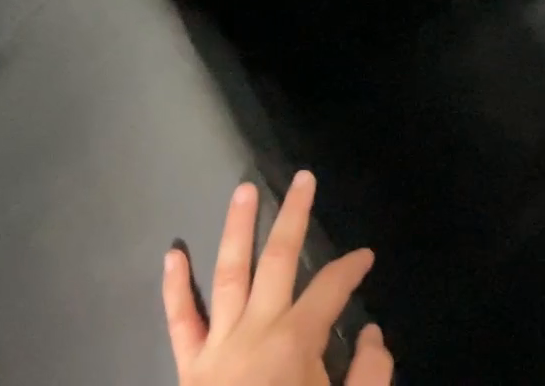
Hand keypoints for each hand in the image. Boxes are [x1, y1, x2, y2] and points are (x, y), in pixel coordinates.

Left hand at [163, 171, 393, 385]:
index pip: (331, 288)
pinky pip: (179, 321)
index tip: (366, 257)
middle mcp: (254, 331)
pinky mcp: (189, 368)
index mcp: (294, 342)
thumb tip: (371, 332)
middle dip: (294, 216)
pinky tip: (173, 253)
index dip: (352, 268)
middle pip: (279, 259)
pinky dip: (174, 287)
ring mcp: (216, 348)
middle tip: (304, 178)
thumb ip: (370, 375)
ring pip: (228, 273)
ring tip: (244, 189)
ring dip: (237, 228)